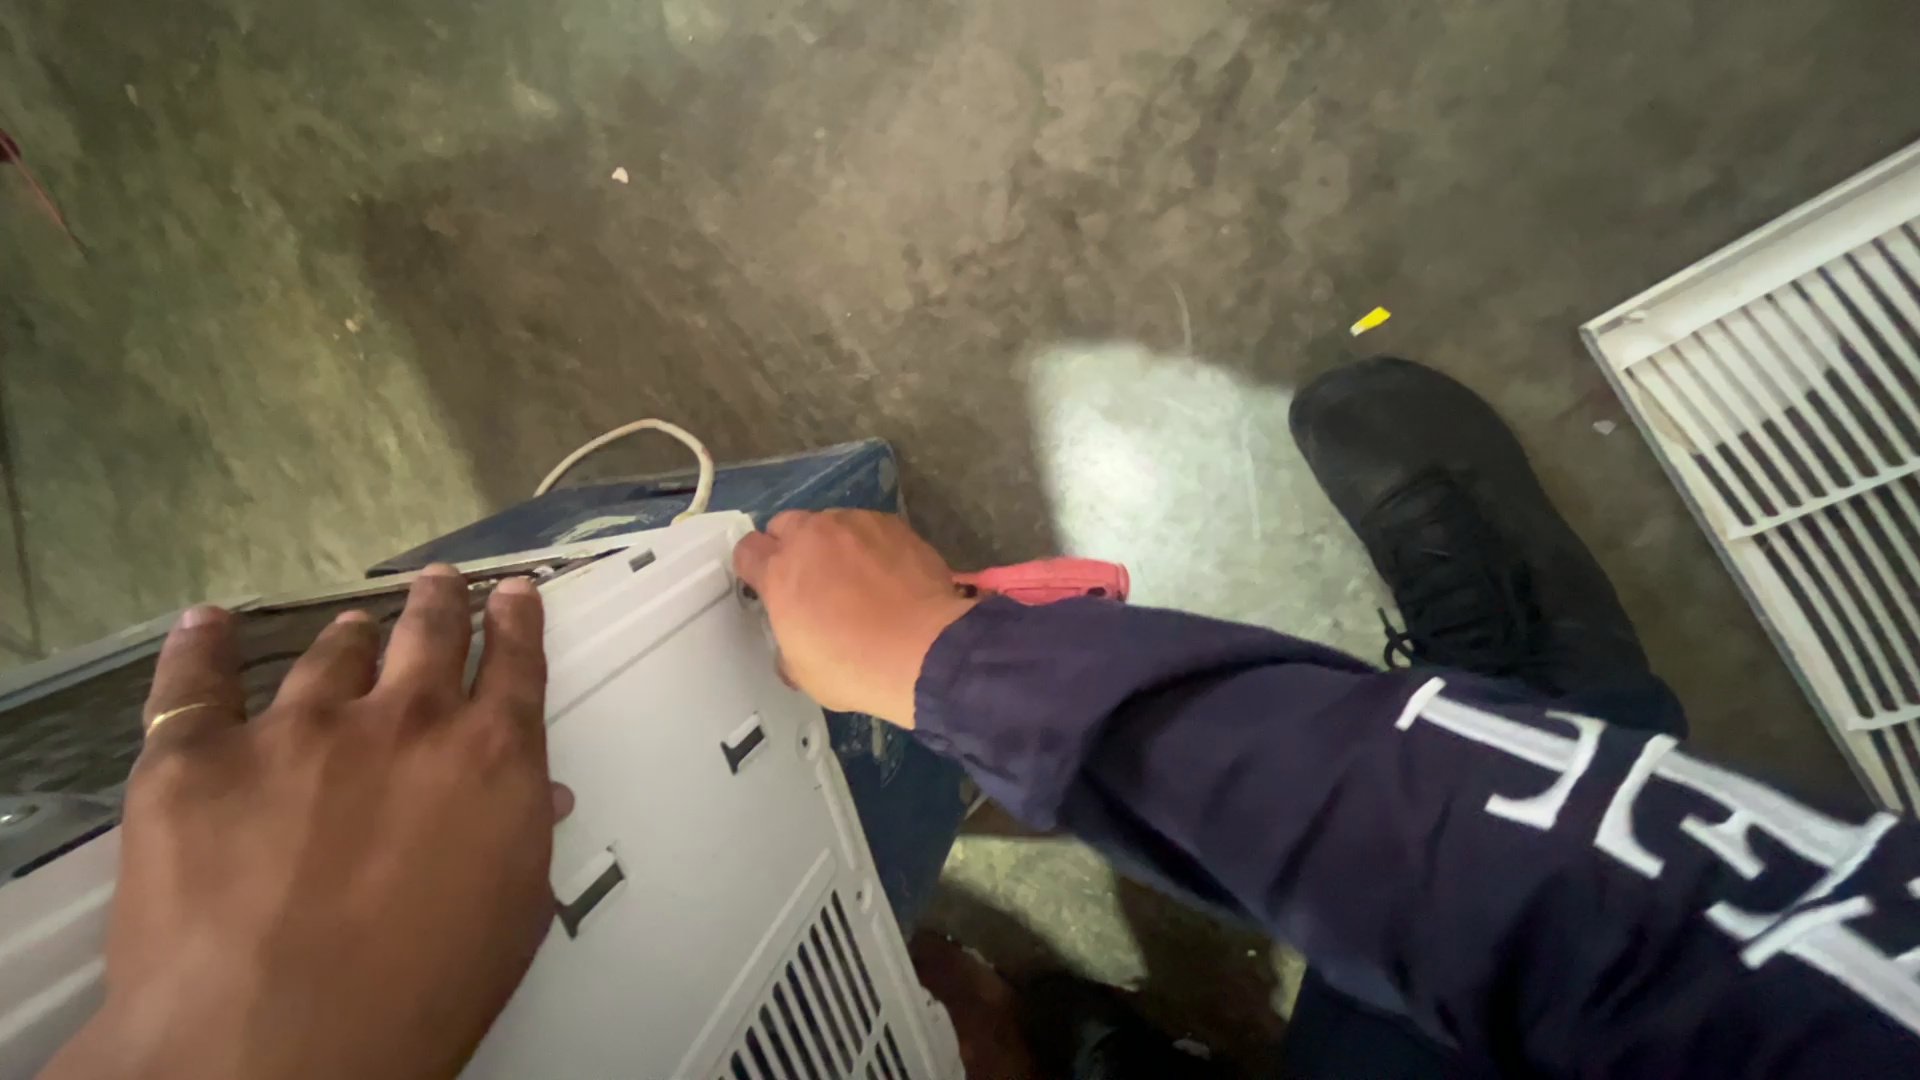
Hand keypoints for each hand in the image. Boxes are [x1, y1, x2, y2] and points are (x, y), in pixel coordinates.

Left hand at [41, 566, 567, 1079]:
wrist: (278, 1043)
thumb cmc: (431, 980)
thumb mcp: (516, 901)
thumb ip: (525, 828)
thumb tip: (540, 792)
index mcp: (494, 749)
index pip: (516, 659)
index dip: (519, 618)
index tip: (515, 591)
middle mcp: (409, 718)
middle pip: (432, 634)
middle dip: (443, 602)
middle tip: (442, 581)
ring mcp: (303, 730)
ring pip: (335, 652)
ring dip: (353, 632)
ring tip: (355, 621)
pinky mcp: (199, 763)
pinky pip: (194, 687)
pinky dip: (198, 650)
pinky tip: (206, 623)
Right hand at [732, 510, 974, 727]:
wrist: (925, 650)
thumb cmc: (856, 665)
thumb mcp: (802, 671)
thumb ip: (788, 644)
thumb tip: (795, 644)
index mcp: (780, 571)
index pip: (747, 550)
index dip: (756, 568)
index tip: (768, 585)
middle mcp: (813, 536)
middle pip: (786, 525)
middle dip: (792, 547)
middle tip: (811, 580)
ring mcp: (856, 525)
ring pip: (831, 523)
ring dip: (834, 544)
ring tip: (856, 577)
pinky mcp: (894, 525)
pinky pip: (871, 527)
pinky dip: (871, 545)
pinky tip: (887, 573)